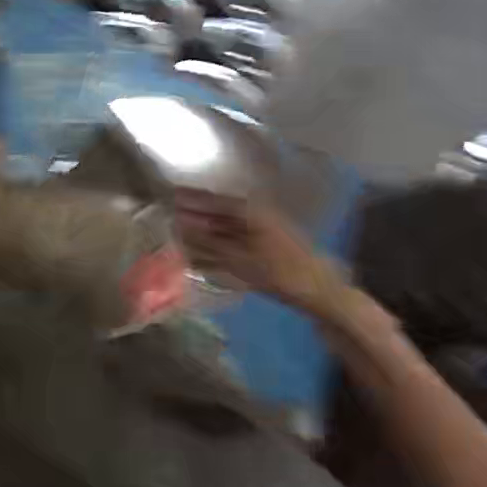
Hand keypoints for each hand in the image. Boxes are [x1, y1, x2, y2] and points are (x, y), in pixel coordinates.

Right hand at [173, 190, 350, 316]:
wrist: (320, 293)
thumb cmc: (280, 271)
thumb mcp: (238, 257)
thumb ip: (206, 242)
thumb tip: (178, 226)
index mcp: (252, 212)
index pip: (214, 199)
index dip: (190, 197)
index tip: (168, 194)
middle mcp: (256, 218)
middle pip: (218, 214)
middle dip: (193, 216)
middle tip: (166, 217)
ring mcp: (261, 236)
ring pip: (223, 231)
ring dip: (201, 235)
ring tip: (174, 238)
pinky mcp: (263, 253)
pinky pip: (231, 246)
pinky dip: (214, 250)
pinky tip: (196, 259)